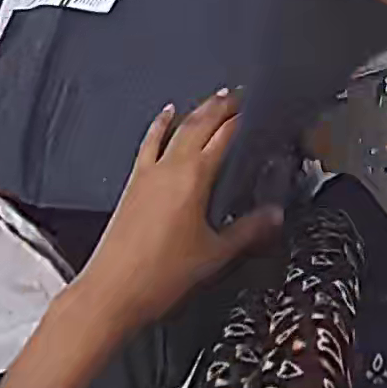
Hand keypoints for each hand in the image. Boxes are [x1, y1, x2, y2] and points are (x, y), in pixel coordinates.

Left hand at [73, 92, 282, 333]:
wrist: (111, 292)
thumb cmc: (161, 276)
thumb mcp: (214, 255)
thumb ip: (248, 231)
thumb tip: (274, 216)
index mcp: (195, 177)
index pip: (224, 136)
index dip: (241, 119)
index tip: (255, 109)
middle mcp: (172, 166)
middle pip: (201, 123)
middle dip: (222, 106)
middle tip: (239, 95)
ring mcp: (151, 170)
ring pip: (179, 128)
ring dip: (198, 110)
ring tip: (214, 98)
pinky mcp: (135, 180)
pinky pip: (150, 141)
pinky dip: (160, 124)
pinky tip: (166, 113)